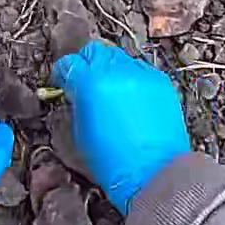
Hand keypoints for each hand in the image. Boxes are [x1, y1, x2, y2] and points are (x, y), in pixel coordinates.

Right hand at [51, 40, 189, 211]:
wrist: (155, 172)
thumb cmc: (115, 163)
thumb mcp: (81, 134)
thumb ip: (77, 103)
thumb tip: (75, 90)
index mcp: (93, 85)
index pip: (70, 63)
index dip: (64, 72)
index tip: (63, 80)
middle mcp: (118, 72)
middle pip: (95, 52)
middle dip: (87, 65)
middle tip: (86, 82)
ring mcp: (142, 74)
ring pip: (119, 57)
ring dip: (110, 70)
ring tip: (110, 92)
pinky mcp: (160, 80)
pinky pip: (139, 69)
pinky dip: (131, 78)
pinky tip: (130, 97)